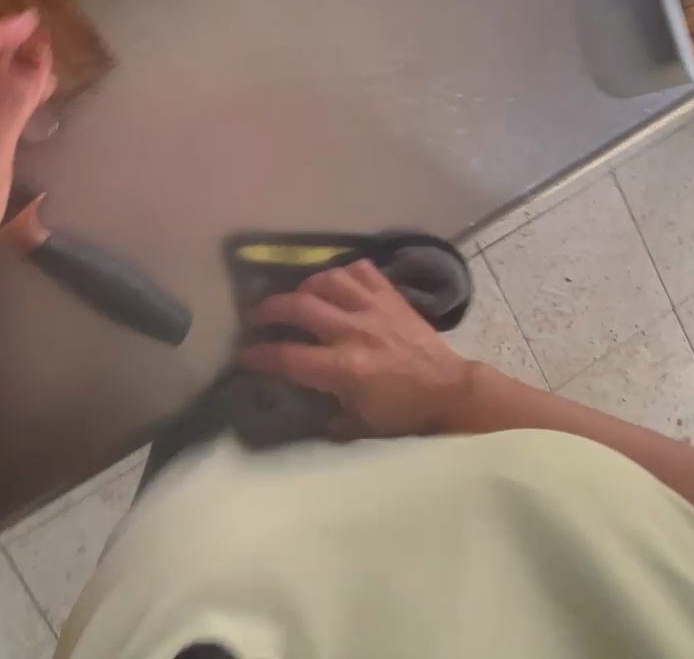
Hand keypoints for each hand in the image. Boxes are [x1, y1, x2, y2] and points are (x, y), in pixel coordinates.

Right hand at [239, 260, 475, 437]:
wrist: (449, 390)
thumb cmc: (403, 413)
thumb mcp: (358, 423)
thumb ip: (325, 411)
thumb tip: (301, 402)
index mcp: (343, 367)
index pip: (287, 355)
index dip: (259, 353)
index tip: (244, 352)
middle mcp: (353, 331)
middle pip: (299, 306)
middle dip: (269, 309)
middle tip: (255, 316)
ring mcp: (373, 308)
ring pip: (328, 280)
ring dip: (305, 285)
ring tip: (297, 296)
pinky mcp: (391, 297)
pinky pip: (362, 271)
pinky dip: (344, 272)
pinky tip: (336, 283)